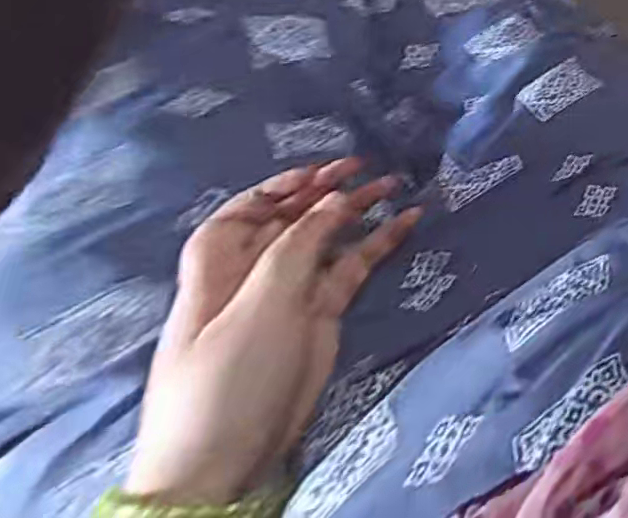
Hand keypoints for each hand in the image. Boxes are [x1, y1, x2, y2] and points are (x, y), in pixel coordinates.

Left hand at [126, 160, 420, 505]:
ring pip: (327, 240)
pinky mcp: (320, 315)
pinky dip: (378, 243)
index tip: (318, 170)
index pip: (240, 215)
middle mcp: (255, 276)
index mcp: (220, 271)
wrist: (225, 461)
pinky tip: (406, 223)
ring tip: (394, 184)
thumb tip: (333, 199)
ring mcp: (290, 295)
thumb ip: (298, 246)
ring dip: (357, 212)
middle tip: (364, 166)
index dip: (275, 188)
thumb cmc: (228, 377)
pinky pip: (353, 267)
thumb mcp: (260, 305)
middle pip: (289, 221)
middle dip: (323, 191)